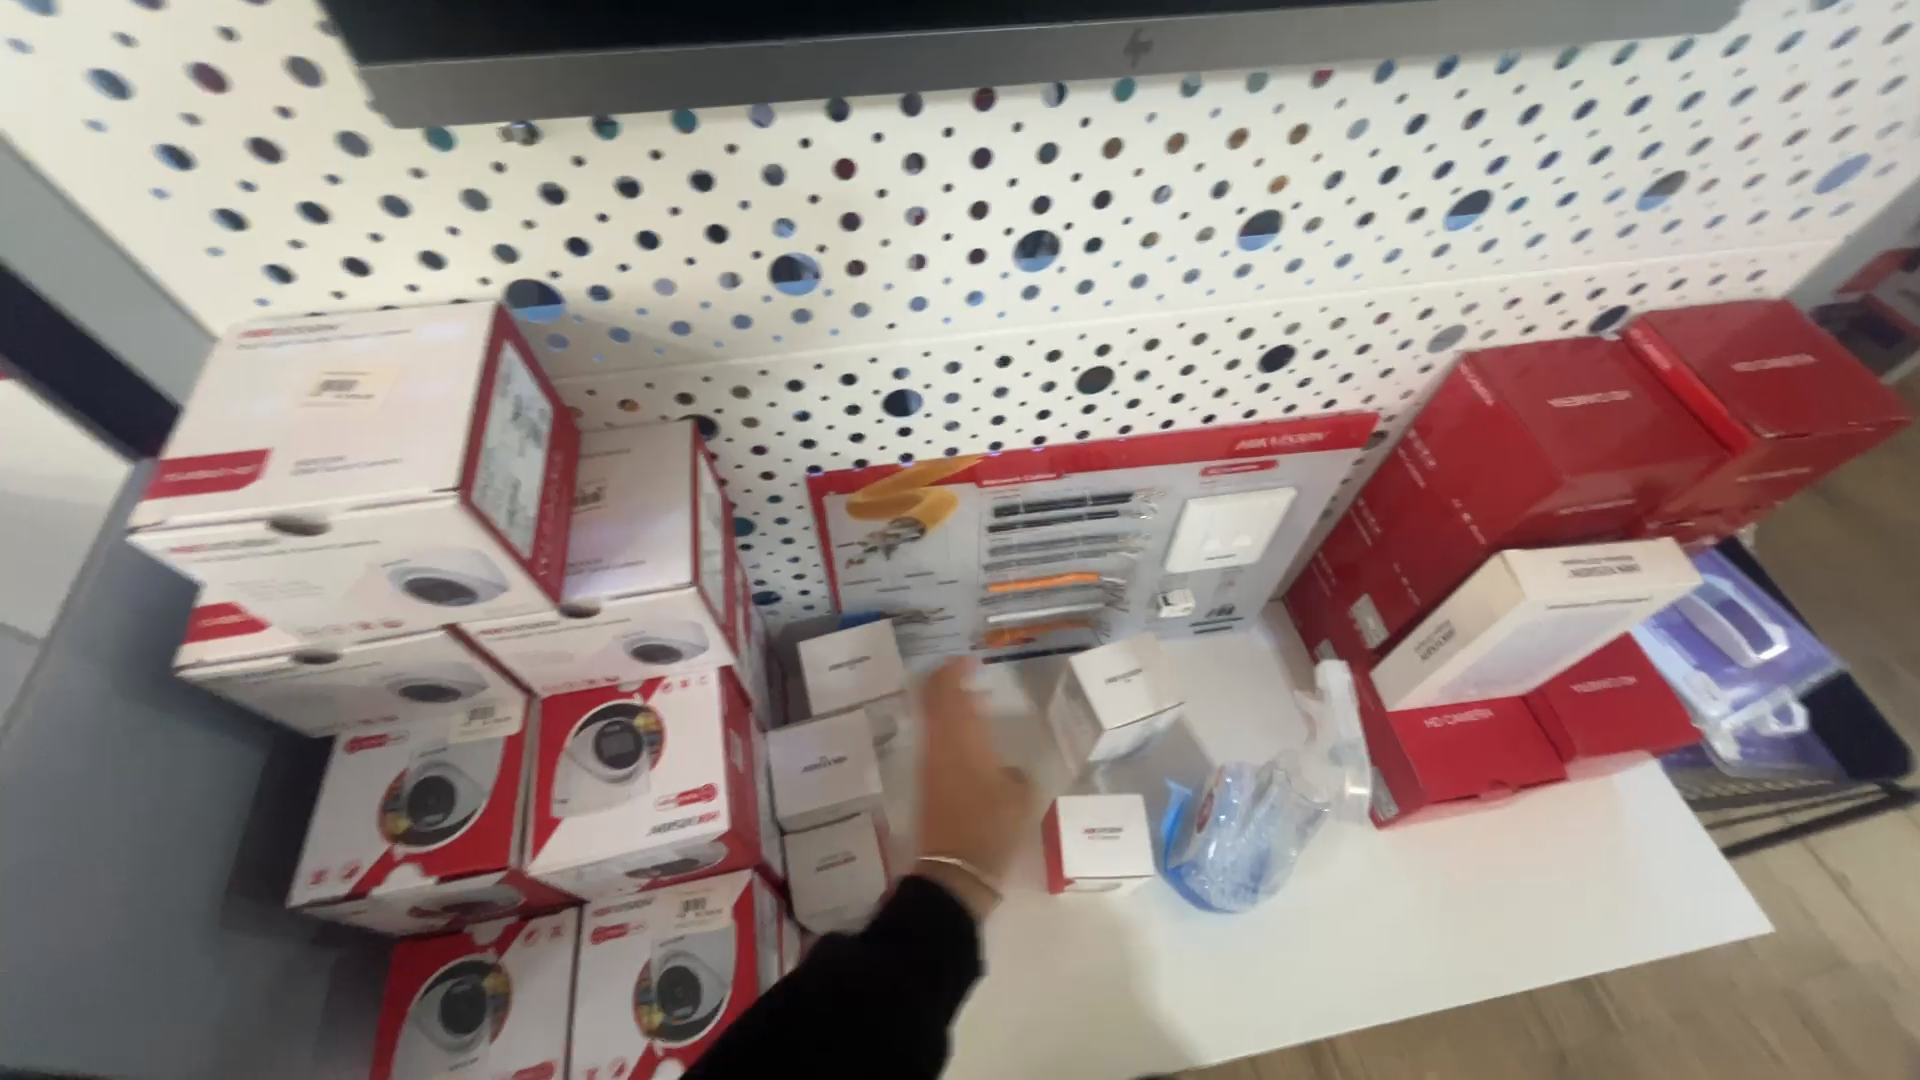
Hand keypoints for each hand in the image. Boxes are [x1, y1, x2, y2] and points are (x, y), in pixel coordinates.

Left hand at [914, 657, 1034, 917]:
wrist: (954, 872)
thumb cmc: (991, 829)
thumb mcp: (1021, 797)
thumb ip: (1017, 773)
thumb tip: (1009, 769)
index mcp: (963, 738)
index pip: (949, 691)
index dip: (955, 670)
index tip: (970, 660)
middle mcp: (940, 743)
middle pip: (931, 698)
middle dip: (945, 680)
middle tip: (965, 672)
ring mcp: (928, 763)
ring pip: (930, 718)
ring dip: (945, 703)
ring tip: (971, 702)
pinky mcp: (926, 782)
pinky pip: (933, 738)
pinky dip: (946, 726)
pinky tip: (966, 736)